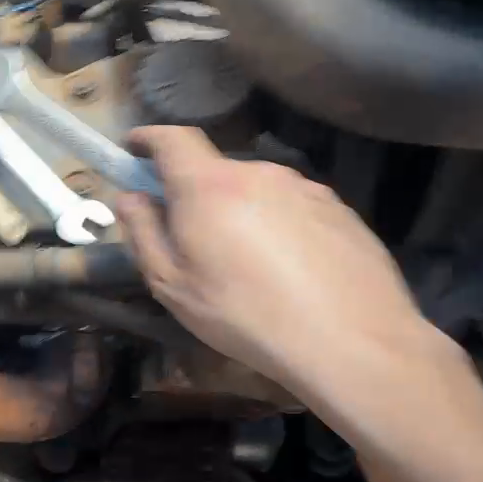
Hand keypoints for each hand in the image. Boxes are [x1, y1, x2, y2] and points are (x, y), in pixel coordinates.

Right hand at [116, 126, 451, 403]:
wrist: (351, 342)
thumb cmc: (242, 312)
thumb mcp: (169, 281)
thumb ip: (142, 232)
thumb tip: (131, 197)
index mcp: (209, 186)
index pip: (174, 139)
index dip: (149, 139)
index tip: (133, 148)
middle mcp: (259, 174)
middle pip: (214, 169)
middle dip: (192, 192)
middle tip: (185, 236)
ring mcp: (306, 189)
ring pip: (253, 190)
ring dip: (235, 211)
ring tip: (238, 261)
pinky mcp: (340, 210)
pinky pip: (289, 207)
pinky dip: (272, 225)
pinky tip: (281, 269)